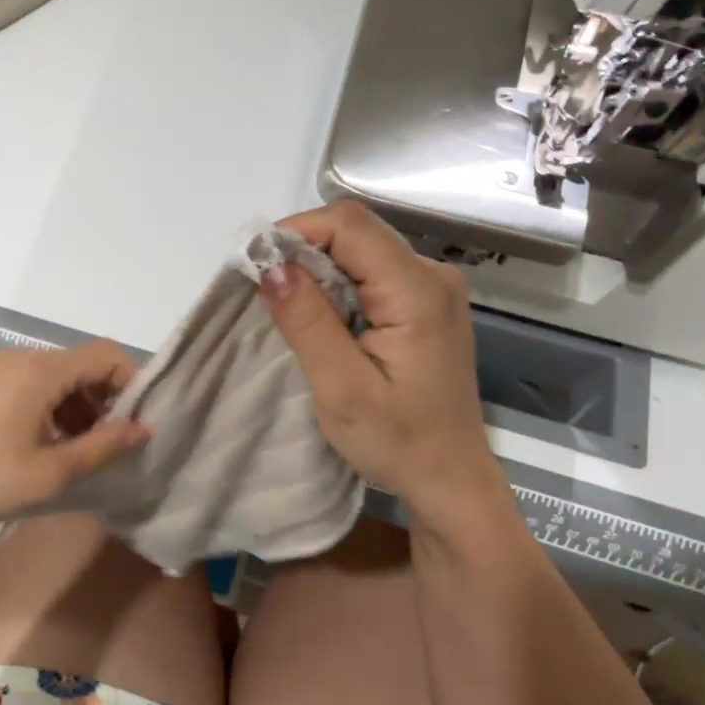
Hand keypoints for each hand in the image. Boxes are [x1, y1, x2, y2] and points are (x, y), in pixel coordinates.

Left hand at [0, 342, 151, 540]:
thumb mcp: (54, 471)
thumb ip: (104, 445)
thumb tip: (143, 428)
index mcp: (38, 371)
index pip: (104, 355)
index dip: (131, 382)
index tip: (141, 420)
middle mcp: (20, 359)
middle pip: (82, 364)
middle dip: (108, 397)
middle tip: (118, 440)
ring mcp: (1, 372)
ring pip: (60, 377)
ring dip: (82, 406)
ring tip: (89, 449)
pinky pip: (36, 386)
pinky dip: (57, 408)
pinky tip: (59, 444)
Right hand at [259, 202, 505, 520]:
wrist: (448, 478)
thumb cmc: (397, 441)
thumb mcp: (342, 388)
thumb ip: (308, 323)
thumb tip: (271, 267)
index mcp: (417, 290)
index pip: (349, 225)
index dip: (295, 232)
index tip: (255, 267)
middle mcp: (431, 275)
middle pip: (355, 232)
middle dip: (300, 250)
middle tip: (262, 292)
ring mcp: (430, 289)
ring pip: (360, 250)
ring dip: (314, 270)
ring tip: (285, 309)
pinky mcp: (422, 305)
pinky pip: (369, 273)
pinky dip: (333, 285)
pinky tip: (317, 320)